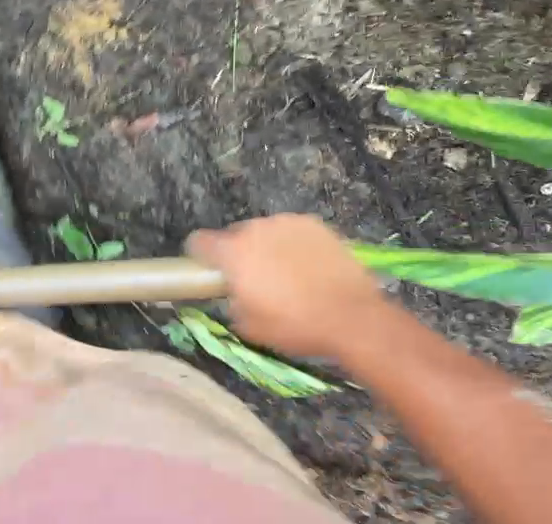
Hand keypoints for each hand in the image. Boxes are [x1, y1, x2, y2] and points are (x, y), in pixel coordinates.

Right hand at [187, 214, 386, 361]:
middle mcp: (253, 230)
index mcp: (231, 252)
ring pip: (265, 232)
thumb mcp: (251, 327)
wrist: (354, 318)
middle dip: (241, 254)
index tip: (210, 270)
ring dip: (268, 247)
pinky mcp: (313, 224)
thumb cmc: (296, 325)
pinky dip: (295, 244)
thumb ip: (232, 304)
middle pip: (235, 236)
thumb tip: (233, 296)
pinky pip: (293, 231)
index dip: (200, 255)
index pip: (197, 241)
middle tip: (258, 279)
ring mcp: (285, 223)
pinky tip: (310, 266)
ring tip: (289, 273)